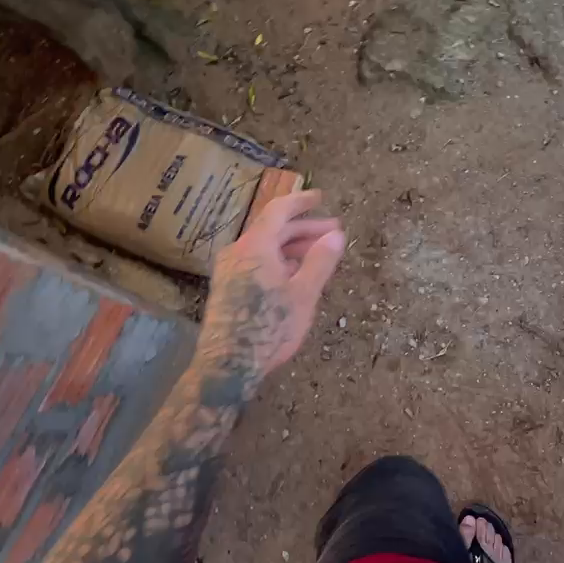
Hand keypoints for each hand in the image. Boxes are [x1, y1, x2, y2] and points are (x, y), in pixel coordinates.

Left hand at [201, 189, 345, 382]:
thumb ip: (320, 261)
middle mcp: (238, 252)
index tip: (320, 197)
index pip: (278, 211)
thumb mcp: (303, 294)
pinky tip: (296, 275)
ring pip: (265, 248)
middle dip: (304, 229)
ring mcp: (229, 271)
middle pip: (273, 230)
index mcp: (255, 245)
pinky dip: (279, 261)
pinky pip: (256, 263)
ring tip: (320, 254)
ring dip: (293, 247)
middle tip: (333, 231)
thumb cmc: (269, 327)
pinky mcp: (227, 289)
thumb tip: (336, 234)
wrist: (227, 365)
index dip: (301, 202)